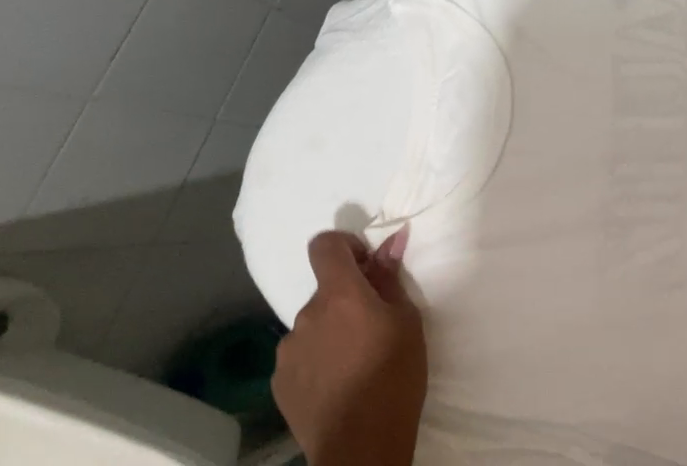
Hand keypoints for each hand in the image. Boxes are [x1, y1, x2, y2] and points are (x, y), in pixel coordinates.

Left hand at [273, 228, 427, 465]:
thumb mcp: (408, 320)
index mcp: (339, 295)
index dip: (345, 246)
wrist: (361, 444)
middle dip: (348, 301)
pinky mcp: (279, 382)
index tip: (367, 265)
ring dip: (332, 332)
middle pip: (326, 292)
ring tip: (356, 363)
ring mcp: (287, 351)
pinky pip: (301, 356)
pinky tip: (338, 384)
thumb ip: (391, 279)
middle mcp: (305, 316)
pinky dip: (318, 359)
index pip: (325, 245)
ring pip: (313, 326)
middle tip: (375, 328)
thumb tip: (390, 242)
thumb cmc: (395, 375)